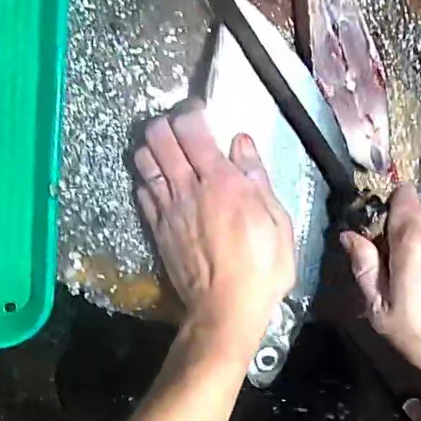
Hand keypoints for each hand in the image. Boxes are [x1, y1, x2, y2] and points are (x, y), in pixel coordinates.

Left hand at [134, 103, 294, 352]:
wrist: (226, 309)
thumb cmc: (262, 268)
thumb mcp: (278, 222)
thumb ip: (257, 179)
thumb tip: (242, 143)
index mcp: (222, 182)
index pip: (192, 129)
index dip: (191, 111)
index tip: (200, 111)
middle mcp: (188, 188)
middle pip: (159, 137)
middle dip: (166, 123)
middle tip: (181, 129)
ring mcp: (167, 209)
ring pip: (143, 160)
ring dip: (152, 148)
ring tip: (168, 153)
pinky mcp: (156, 229)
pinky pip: (141, 191)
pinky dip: (147, 178)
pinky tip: (160, 183)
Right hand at [341, 185, 420, 389]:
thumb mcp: (384, 312)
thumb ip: (365, 270)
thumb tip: (350, 238)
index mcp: (415, 240)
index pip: (402, 197)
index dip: (386, 210)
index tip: (376, 237)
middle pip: (412, 230)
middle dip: (398, 252)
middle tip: (392, 291)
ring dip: (420, 269)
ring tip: (418, 308)